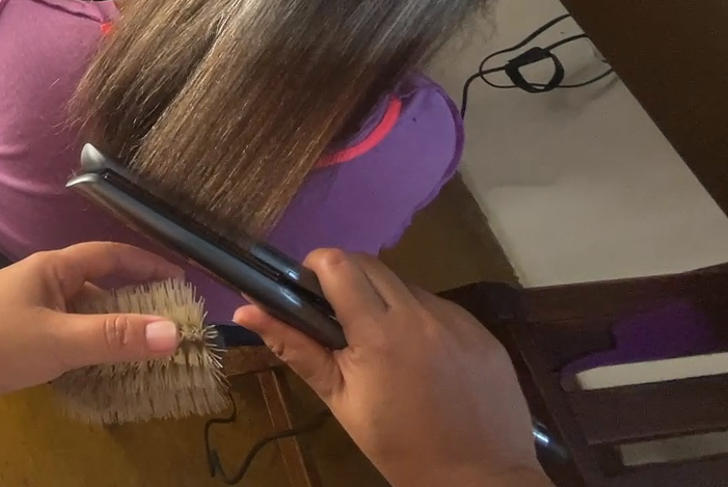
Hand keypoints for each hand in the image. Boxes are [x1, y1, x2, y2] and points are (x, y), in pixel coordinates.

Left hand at [0, 243, 183, 408]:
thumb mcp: (60, 340)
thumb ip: (115, 336)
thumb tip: (174, 331)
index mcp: (53, 267)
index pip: (109, 255)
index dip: (146, 263)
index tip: (182, 276)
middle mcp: (43, 279)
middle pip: (98, 280)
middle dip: (135, 295)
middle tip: (174, 316)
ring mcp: (30, 305)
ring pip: (82, 307)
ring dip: (114, 321)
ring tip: (148, 343)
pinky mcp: (20, 332)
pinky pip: (67, 328)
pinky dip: (91, 340)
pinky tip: (103, 362)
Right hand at [232, 250, 544, 486]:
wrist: (484, 486)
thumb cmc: (399, 446)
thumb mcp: (339, 398)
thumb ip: (294, 347)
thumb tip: (243, 309)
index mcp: (379, 333)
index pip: (337, 263)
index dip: (316, 267)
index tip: (311, 292)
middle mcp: (420, 317)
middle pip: (368, 263)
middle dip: (346, 278)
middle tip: (340, 317)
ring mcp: (457, 322)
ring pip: (402, 283)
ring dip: (383, 298)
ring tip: (384, 341)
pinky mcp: (482, 333)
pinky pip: (437, 305)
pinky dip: (419, 318)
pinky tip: (421, 354)